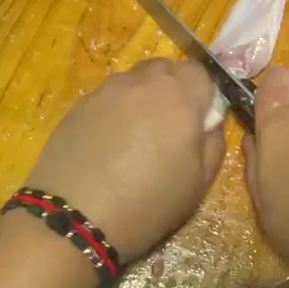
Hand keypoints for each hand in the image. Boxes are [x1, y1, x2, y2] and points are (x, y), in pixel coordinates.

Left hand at [27, 59, 224, 257]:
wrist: (75, 218)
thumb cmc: (148, 202)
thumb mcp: (199, 183)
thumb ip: (213, 143)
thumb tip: (209, 123)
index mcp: (180, 95)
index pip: (201, 72)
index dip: (203, 95)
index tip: (198, 123)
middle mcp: (143, 81)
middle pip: (165, 69)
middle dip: (172, 91)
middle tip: (168, 130)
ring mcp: (107, 90)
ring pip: (134, 81)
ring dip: (141, 99)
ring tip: (134, 139)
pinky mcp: (80, 104)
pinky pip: (108, 98)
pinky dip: (114, 112)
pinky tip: (107, 146)